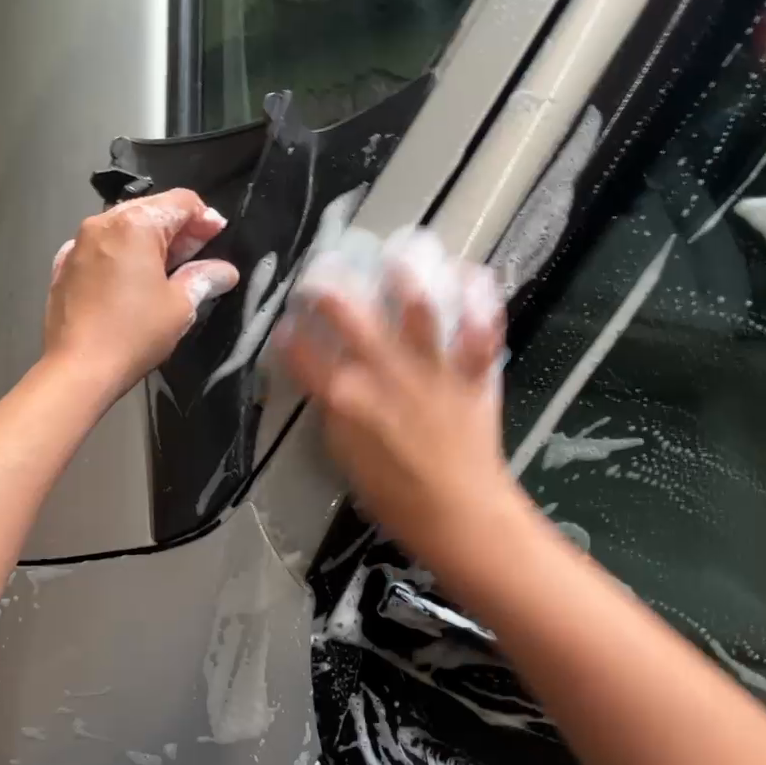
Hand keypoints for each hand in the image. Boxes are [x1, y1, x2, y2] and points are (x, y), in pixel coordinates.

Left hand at [44, 189, 239, 390]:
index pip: (181, 202)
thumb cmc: (133, 334)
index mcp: (135, 224)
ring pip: (121, 230)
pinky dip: (118, 258)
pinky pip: (98, 251)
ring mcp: (76, 245)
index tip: (218, 239)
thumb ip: (203, 278)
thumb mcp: (179, 306)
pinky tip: (128, 282)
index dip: (205, 218)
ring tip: (165, 271)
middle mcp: (101, 223)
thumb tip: (223, 271)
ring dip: (146, 243)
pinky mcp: (62, 269)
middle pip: (149, 211)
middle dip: (176, 230)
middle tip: (197, 256)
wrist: (76, 369)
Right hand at [275, 260, 515, 564]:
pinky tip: (471, 275)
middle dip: (329, 287)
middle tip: (321, 271)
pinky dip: (479, 301)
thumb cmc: (394, 494)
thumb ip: (334, 410)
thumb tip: (326, 381)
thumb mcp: (344, 454)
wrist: (458, 514)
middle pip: (350, 317)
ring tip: (401, 250)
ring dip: (407, 276)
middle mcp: (384, 375)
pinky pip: (479, 330)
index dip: (289, 335)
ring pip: (418, 310)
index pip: (303, 354)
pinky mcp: (473, 374)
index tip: (285, 324)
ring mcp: (432, 370)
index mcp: (345, 399)